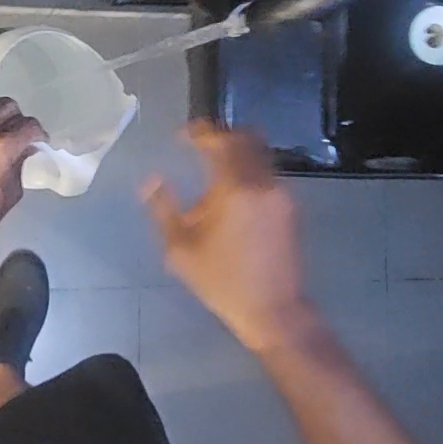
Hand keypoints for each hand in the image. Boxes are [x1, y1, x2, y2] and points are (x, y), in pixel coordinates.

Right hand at [142, 121, 316, 352]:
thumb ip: (163, 209)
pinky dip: (249, 170)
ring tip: (214, 165)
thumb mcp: (180, 249)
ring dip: (238, 153)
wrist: (273, 310)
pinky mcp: (290, 208)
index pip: (221, 143)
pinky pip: (267, 175)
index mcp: (235, 189)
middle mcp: (263, 184)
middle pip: (247, 141)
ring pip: (260, 156)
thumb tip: (152, 181)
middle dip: (223, 137)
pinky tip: (233, 189)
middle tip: (201, 142)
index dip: (201, 133)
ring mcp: (281, 195)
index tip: (185, 135)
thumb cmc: (221, 281)